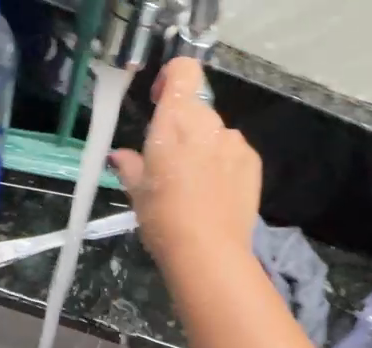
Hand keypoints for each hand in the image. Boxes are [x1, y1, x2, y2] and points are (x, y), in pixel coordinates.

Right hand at [109, 57, 261, 268]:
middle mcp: (207, 122)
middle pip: (197, 108)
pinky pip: (234, 154)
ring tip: (196, 187)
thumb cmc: (164, 220)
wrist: (208, 253)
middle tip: (172, 165)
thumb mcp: (138, 194)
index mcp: (174, 121)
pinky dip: (224, 166)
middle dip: (184, 129)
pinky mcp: (252, 163)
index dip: (172, 79)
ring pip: (216, 134)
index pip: (183, 71)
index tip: (161, 101)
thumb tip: (120, 156)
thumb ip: (130, 167)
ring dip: (205, 149)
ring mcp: (233, 142)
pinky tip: (216, 196)